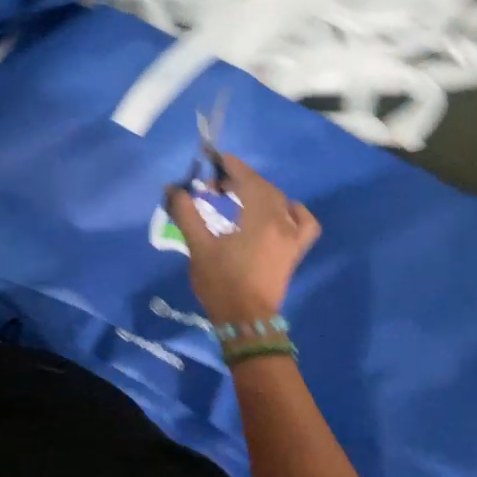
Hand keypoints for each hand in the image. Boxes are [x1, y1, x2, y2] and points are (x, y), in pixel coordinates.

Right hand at [167, 155, 321, 323]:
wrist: (245, 319)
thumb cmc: (220, 281)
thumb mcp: (197, 245)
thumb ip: (186, 213)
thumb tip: (173, 188)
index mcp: (258, 218)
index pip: (248, 180)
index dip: (232, 166)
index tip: (215, 157)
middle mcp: (280, 222)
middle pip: (264, 188)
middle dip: (241, 179)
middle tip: (216, 182)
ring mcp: (292, 237)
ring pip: (280, 201)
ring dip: (260, 191)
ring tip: (239, 195)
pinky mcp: (295, 251)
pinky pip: (303, 223)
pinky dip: (294, 211)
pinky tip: (281, 211)